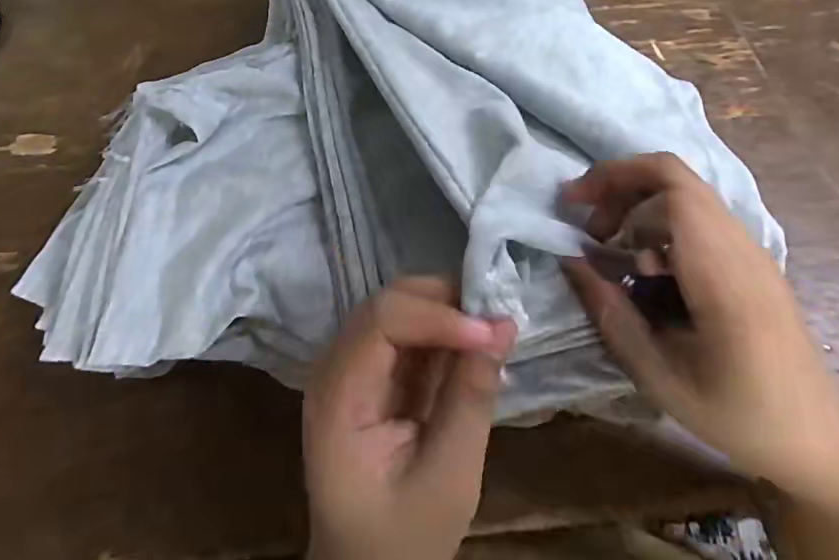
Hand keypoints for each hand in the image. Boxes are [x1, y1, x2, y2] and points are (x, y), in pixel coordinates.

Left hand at [302, 277, 517, 559]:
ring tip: (493, 331)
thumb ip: (471, 399)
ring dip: (448, 312)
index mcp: (337, 396)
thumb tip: (503, 326)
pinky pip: (410, 334)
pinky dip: (445, 333)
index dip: (436, 315)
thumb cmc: (402, 539)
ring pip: (401, 309)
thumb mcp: (448, 479)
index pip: (381, 320)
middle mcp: (336, 368)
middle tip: (496, 319)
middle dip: (444, 302)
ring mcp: (352, 369)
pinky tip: (475, 347)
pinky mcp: (373, 376)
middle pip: (388, 303)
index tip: (488, 332)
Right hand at [559, 154, 838, 497]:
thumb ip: (610, 311)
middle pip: (674, 176)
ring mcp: (751, 247)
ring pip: (686, 191)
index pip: (669, 189)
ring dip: (640, 204)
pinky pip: (700, 214)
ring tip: (613, 249)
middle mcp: (740, 245)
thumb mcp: (657, 374)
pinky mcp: (752, 256)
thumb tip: (571, 258)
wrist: (817, 436)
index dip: (615, 181)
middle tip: (589, 225)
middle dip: (620, 184)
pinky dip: (661, 221)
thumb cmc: (736, 413)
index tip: (575, 207)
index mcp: (721, 272)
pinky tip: (648, 267)